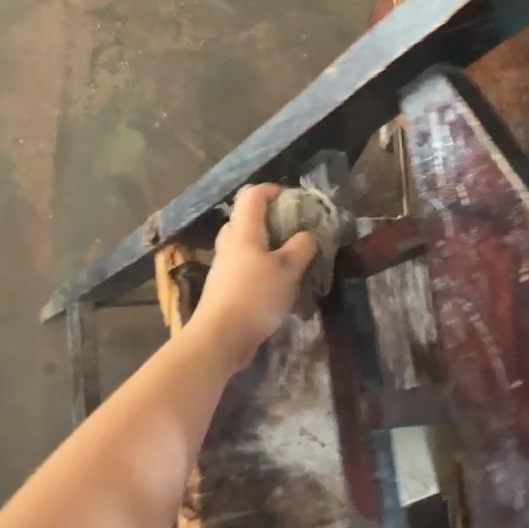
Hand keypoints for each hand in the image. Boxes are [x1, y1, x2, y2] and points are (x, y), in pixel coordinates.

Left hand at [184, 185, 318, 371]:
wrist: (220, 337)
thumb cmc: (255, 296)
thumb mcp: (287, 270)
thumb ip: (301, 248)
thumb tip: (308, 234)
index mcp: (243, 232)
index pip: (252, 196)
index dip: (271, 190)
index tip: (291, 198)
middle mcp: (229, 245)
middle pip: (244, 220)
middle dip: (268, 221)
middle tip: (292, 232)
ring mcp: (223, 268)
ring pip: (243, 247)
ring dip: (265, 248)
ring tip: (289, 261)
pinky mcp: (224, 289)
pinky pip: (243, 269)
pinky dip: (259, 270)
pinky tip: (276, 287)